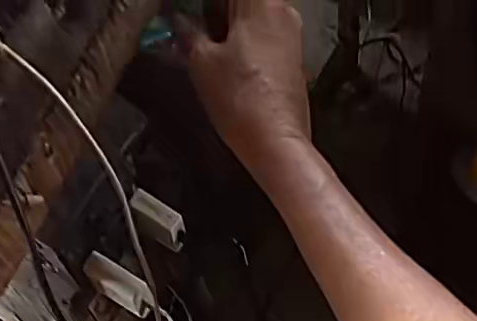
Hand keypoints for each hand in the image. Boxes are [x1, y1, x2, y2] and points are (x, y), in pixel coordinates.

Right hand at [181, 0, 312, 181]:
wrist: (278, 150)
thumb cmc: (245, 104)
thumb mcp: (201, 62)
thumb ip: (188, 32)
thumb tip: (182, 25)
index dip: (205, 5)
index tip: (189, 13)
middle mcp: (284, 13)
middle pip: (243, 2)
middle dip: (216, 12)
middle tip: (193, 27)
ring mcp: (293, 43)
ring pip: (254, 18)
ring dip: (228, 26)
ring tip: (204, 42)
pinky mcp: (294, 70)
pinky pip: (265, 42)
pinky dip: (244, 45)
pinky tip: (227, 62)